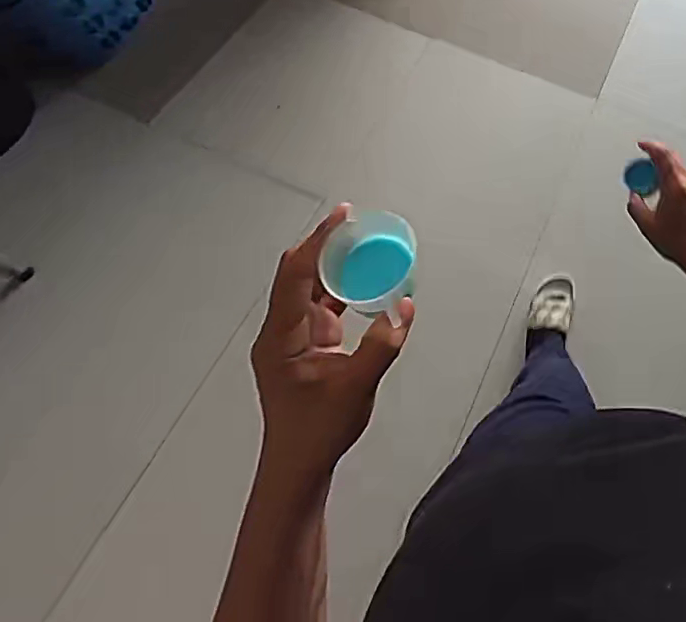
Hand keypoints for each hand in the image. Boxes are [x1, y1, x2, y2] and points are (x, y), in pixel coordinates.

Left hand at [253, 204, 413, 475]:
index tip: (342, 217)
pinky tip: (365, 279)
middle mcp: (282, 330)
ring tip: (365, 244)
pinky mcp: (307, 344)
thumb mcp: (355, 387)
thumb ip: (382, 345)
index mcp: (281, 337)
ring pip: (312, 286)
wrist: (298, 468)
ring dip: (337, 265)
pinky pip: (323, 304)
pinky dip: (344, 288)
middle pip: (300, 274)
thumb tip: (404, 308)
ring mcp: (293, 336)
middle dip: (327, 245)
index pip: (296, 275)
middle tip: (357, 224)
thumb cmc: (316, 432)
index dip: (319, 241)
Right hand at [626, 140, 685, 275]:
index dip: (650, 146)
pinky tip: (663, 194)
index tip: (641, 145)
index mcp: (676, 185)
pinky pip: (683, 179)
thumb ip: (636, 206)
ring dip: (663, 169)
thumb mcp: (648, 225)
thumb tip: (633, 197)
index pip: (663, 155)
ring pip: (678, 168)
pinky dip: (671, 179)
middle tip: (643, 163)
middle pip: (672, 158)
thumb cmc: (682, 243)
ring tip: (651, 184)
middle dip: (655, 156)